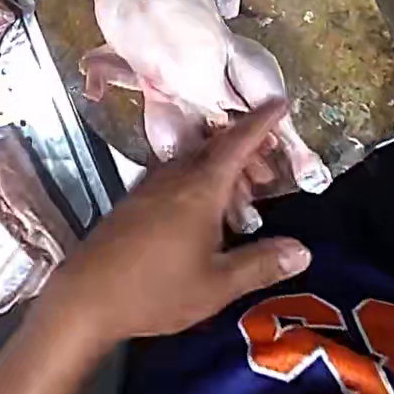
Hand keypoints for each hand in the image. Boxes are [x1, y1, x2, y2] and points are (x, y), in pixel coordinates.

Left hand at [39, 103, 312, 346]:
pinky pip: (179, 174)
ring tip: (247, 194)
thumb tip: (303, 249)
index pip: (236, 144)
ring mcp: (153, 183)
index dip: (260, 122)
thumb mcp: (217, 284)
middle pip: (217, 148)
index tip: (280, 102)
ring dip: (224, 168)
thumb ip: (260, 264)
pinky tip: (209, 210)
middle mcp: (176, 175)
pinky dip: (202, 180)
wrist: (90, 291)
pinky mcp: (139, 196)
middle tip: (272, 164)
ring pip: (197, 162)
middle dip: (247, 148)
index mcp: (200, 188)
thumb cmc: (157, 289)